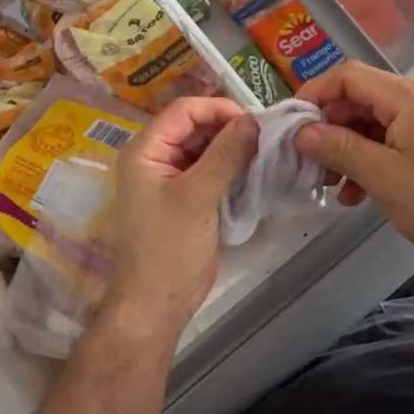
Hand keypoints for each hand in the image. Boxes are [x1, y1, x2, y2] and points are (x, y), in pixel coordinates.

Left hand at [107, 97, 257, 333]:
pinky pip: (211, 171)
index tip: (256, 121)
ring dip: (234, 148)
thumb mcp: (197, 197)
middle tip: (268, 137)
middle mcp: (156, 158)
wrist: (156, 303)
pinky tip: (257, 171)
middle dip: (230, 128)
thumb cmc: (168, 248)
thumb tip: (253, 120)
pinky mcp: (188, 199)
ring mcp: (172, 179)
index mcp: (145, 150)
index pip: (185, 111)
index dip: (219, 109)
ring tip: (268, 152)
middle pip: (197, 127)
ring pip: (207, 148)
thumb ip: (225, 155)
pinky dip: (232, 168)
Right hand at [293, 62, 413, 277]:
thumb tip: (301, 133)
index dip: (316, 93)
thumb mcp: (384, 178)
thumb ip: (340, 149)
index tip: (292, 123)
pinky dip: (369, 156)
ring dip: (347, 147)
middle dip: (330, 127)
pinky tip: (355, 191)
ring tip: (329, 183)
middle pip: (360, 97)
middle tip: (307, 160)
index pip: (350, 76)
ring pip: (373, 119)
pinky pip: (391, 136)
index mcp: (411, 98)